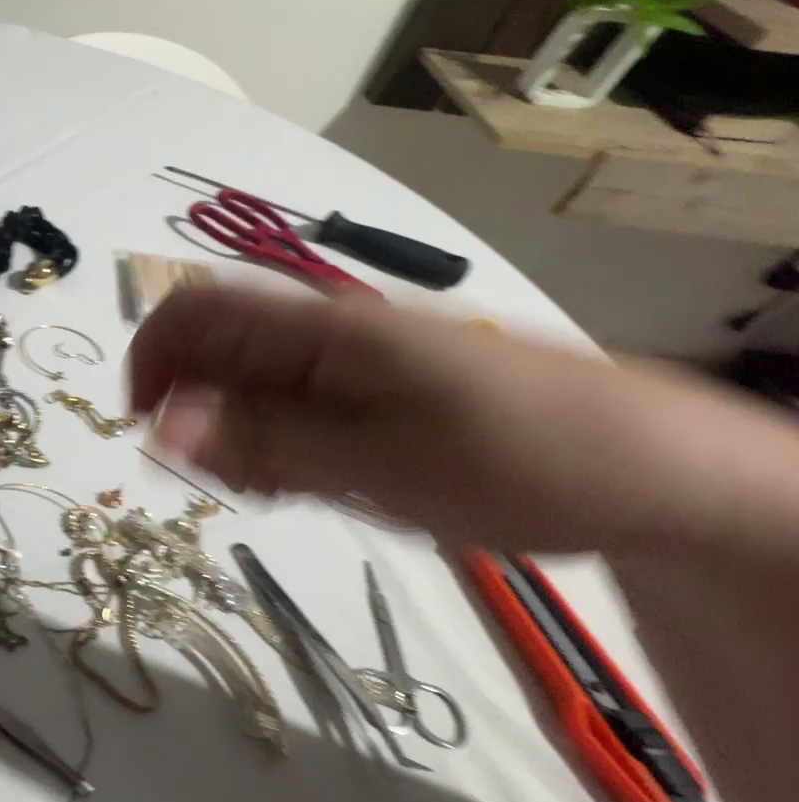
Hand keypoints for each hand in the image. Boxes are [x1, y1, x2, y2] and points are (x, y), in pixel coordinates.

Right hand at [127, 285, 798, 556]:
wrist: (657, 474)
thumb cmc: (524, 458)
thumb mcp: (383, 464)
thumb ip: (265, 443)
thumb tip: (159, 426)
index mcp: (319, 329)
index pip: (193, 312)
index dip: (150, 359)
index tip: (145, 430)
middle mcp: (320, 340)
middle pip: (211, 353)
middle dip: (194, 412)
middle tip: (228, 479)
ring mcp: (343, 371)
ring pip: (244, 390)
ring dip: (233, 439)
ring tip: (280, 488)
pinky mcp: (364, 402)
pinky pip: (286, 415)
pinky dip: (272, 451)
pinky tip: (307, 484)